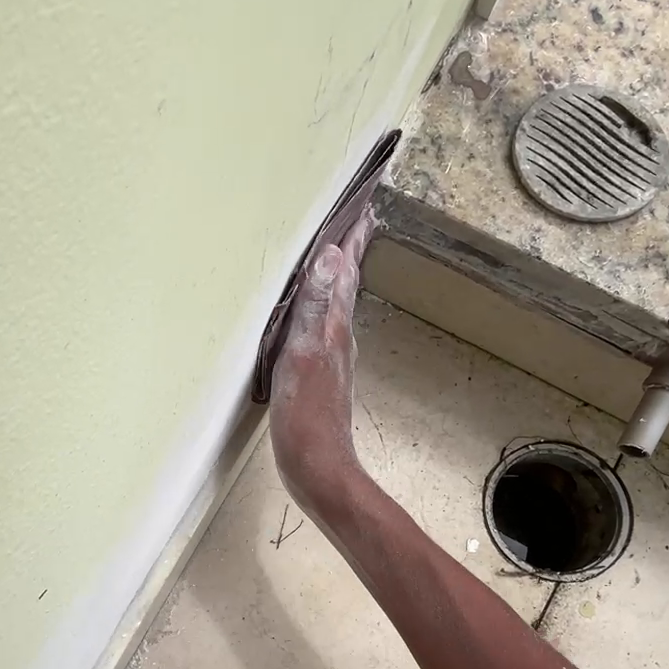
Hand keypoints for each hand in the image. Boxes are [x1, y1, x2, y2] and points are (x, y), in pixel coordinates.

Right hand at [269, 206, 376, 517]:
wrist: (318, 467)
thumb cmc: (306, 417)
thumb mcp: (304, 357)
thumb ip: (316, 308)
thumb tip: (330, 256)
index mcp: (335, 326)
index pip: (347, 269)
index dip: (354, 236)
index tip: (364, 201)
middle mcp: (339, 335)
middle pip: (347, 281)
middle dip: (351, 248)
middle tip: (357, 215)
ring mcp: (332, 356)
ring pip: (339, 302)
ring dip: (340, 273)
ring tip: (337, 251)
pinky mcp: (321, 374)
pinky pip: (325, 324)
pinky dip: (324, 304)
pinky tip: (316, 310)